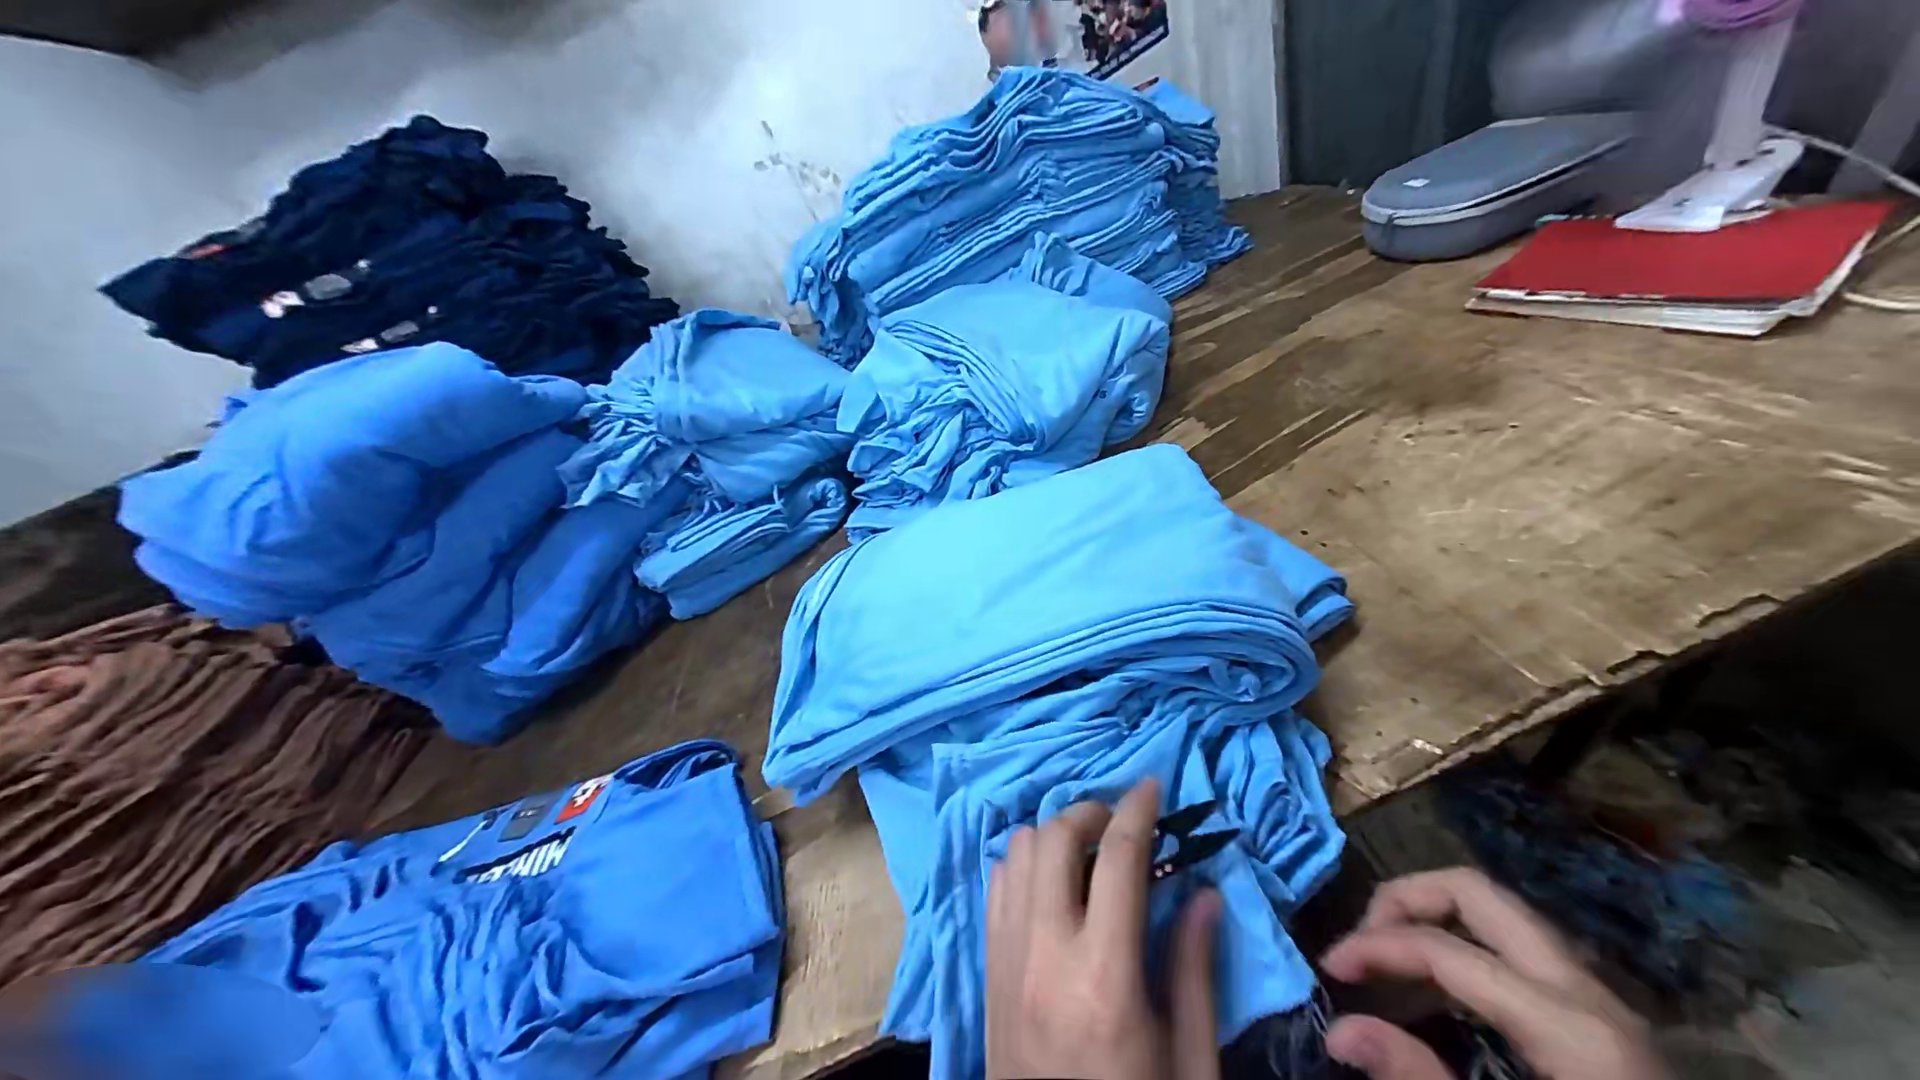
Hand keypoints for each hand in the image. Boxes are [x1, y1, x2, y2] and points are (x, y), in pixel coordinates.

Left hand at [986, 777, 1222, 1079]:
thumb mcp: (1188, 1058)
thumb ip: (1193, 967)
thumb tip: (1204, 891)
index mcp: (1104, 975)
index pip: (1117, 858)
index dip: (1138, 809)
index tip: (1153, 785)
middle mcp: (1044, 950)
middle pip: (1053, 836)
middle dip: (1090, 811)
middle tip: (1121, 822)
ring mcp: (1005, 953)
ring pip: (1016, 849)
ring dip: (1053, 834)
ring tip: (1087, 851)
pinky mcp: (985, 963)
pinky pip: (995, 881)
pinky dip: (1023, 862)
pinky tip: (1052, 882)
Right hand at [1320, 868, 1668, 1079]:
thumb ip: (1420, 1079)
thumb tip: (1339, 1031)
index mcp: (1567, 1024)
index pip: (1442, 946)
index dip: (1373, 947)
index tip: (1331, 970)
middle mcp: (1585, 990)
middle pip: (1473, 890)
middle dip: (1404, 898)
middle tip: (1363, 938)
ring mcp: (1599, 998)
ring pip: (1497, 911)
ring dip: (1432, 915)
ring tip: (1391, 956)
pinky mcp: (1601, 1017)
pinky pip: (1515, 947)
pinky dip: (1463, 943)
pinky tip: (1441, 989)